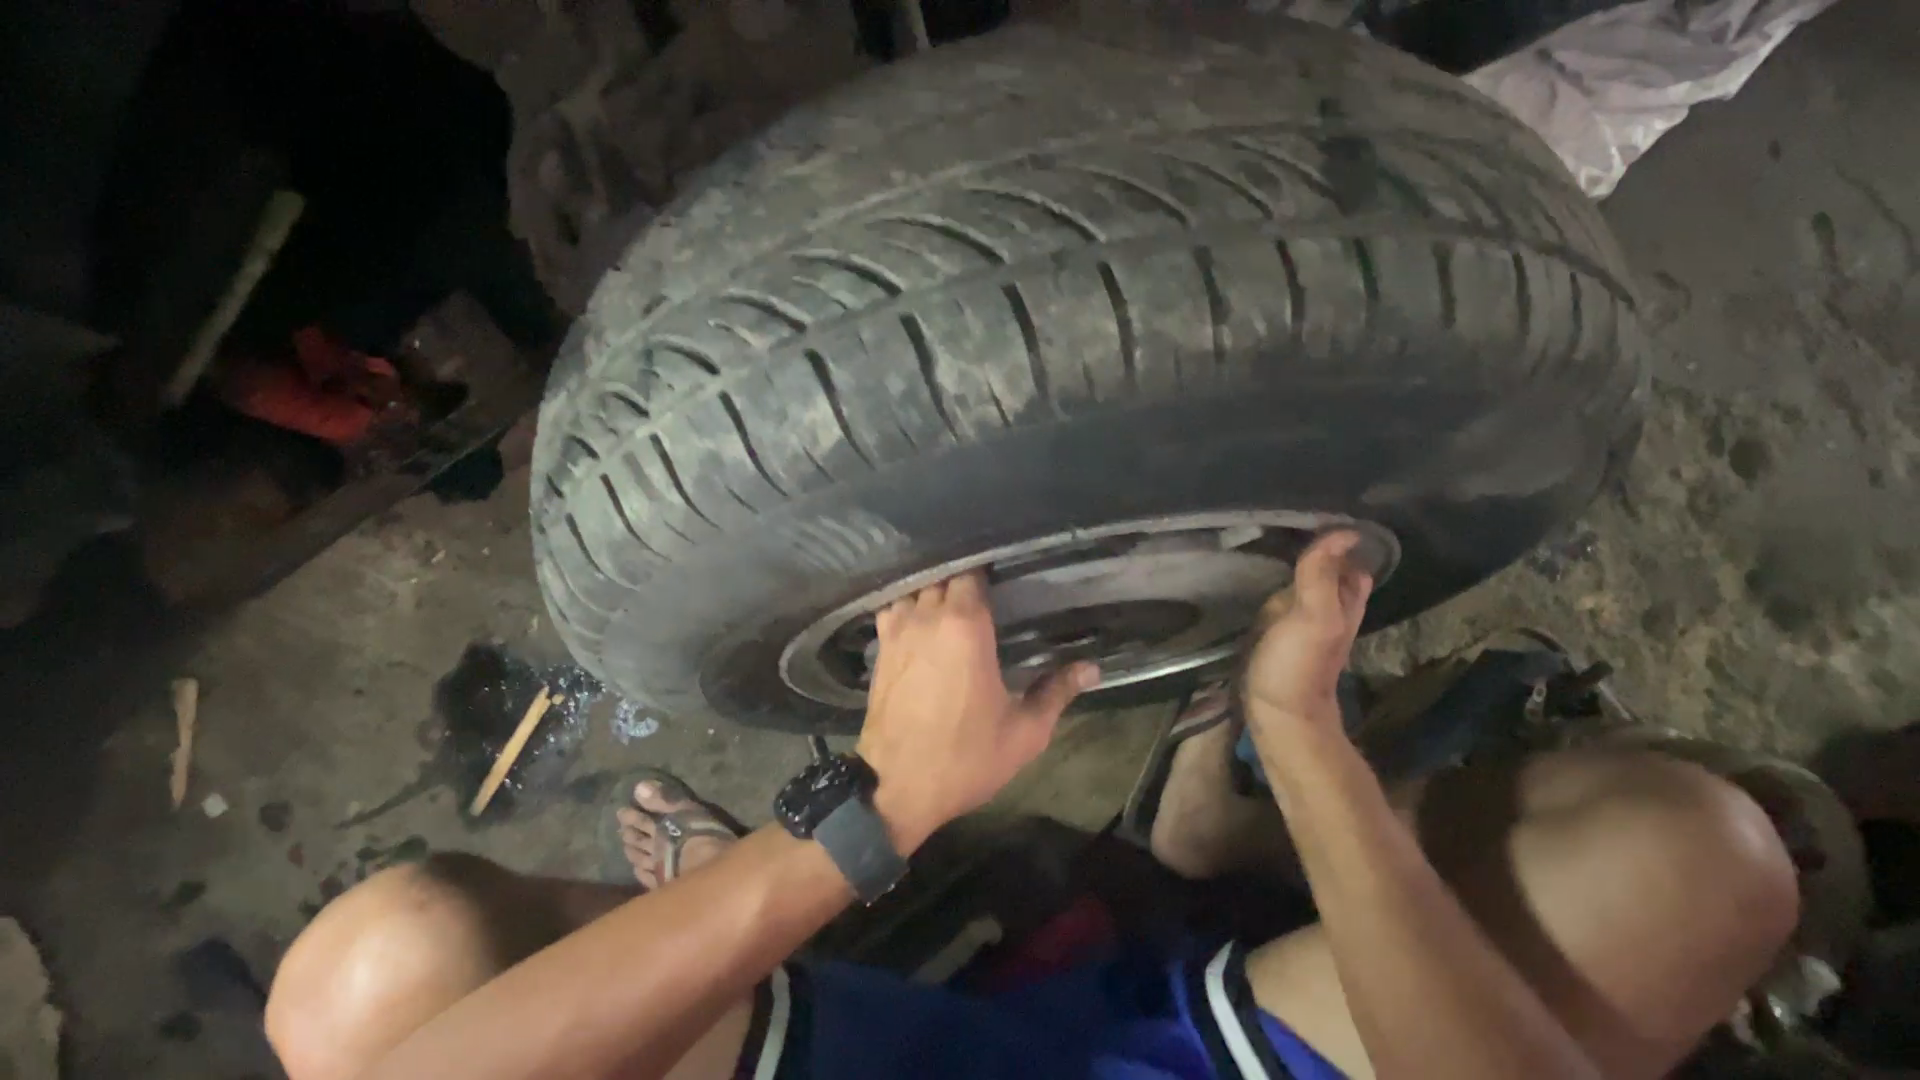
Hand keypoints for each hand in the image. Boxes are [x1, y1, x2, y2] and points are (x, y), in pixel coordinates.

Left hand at [855, 571, 1099, 852]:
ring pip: (915, 590)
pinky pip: (892, 611)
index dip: (988, 571)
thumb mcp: (1024, 731)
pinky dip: (906, 607)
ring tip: (954, 602)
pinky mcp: (879, 650)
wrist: (897, 787)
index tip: (1006, 577)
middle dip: (963, 580)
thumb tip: (1091, 668)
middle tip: (986, 592)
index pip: (973, 573)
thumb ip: (1056, 692)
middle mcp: (928, 616)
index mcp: (966, 625)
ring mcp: (897, 631)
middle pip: (944, 577)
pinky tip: (921, 620)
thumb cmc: (966, 757)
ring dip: (933, 591)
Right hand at [1242, 531, 1374, 729]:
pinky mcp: (1280, 633)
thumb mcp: (1315, 617)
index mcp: (1345, 601)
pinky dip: (1277, 582)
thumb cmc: (1298, 666)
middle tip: (1289, 515)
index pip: (1351, 558)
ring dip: (1297, 562)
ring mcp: (1305, 621)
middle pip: (1331, 568)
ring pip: (1307, 582)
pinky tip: (1258, 573)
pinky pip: (1284, 598)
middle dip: (1320, 544)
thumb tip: (1343, 531)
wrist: (1277, 717)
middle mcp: (1330, 608)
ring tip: (1270, 532)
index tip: (1316, 509)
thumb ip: (1323, 575)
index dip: (1341, 535)